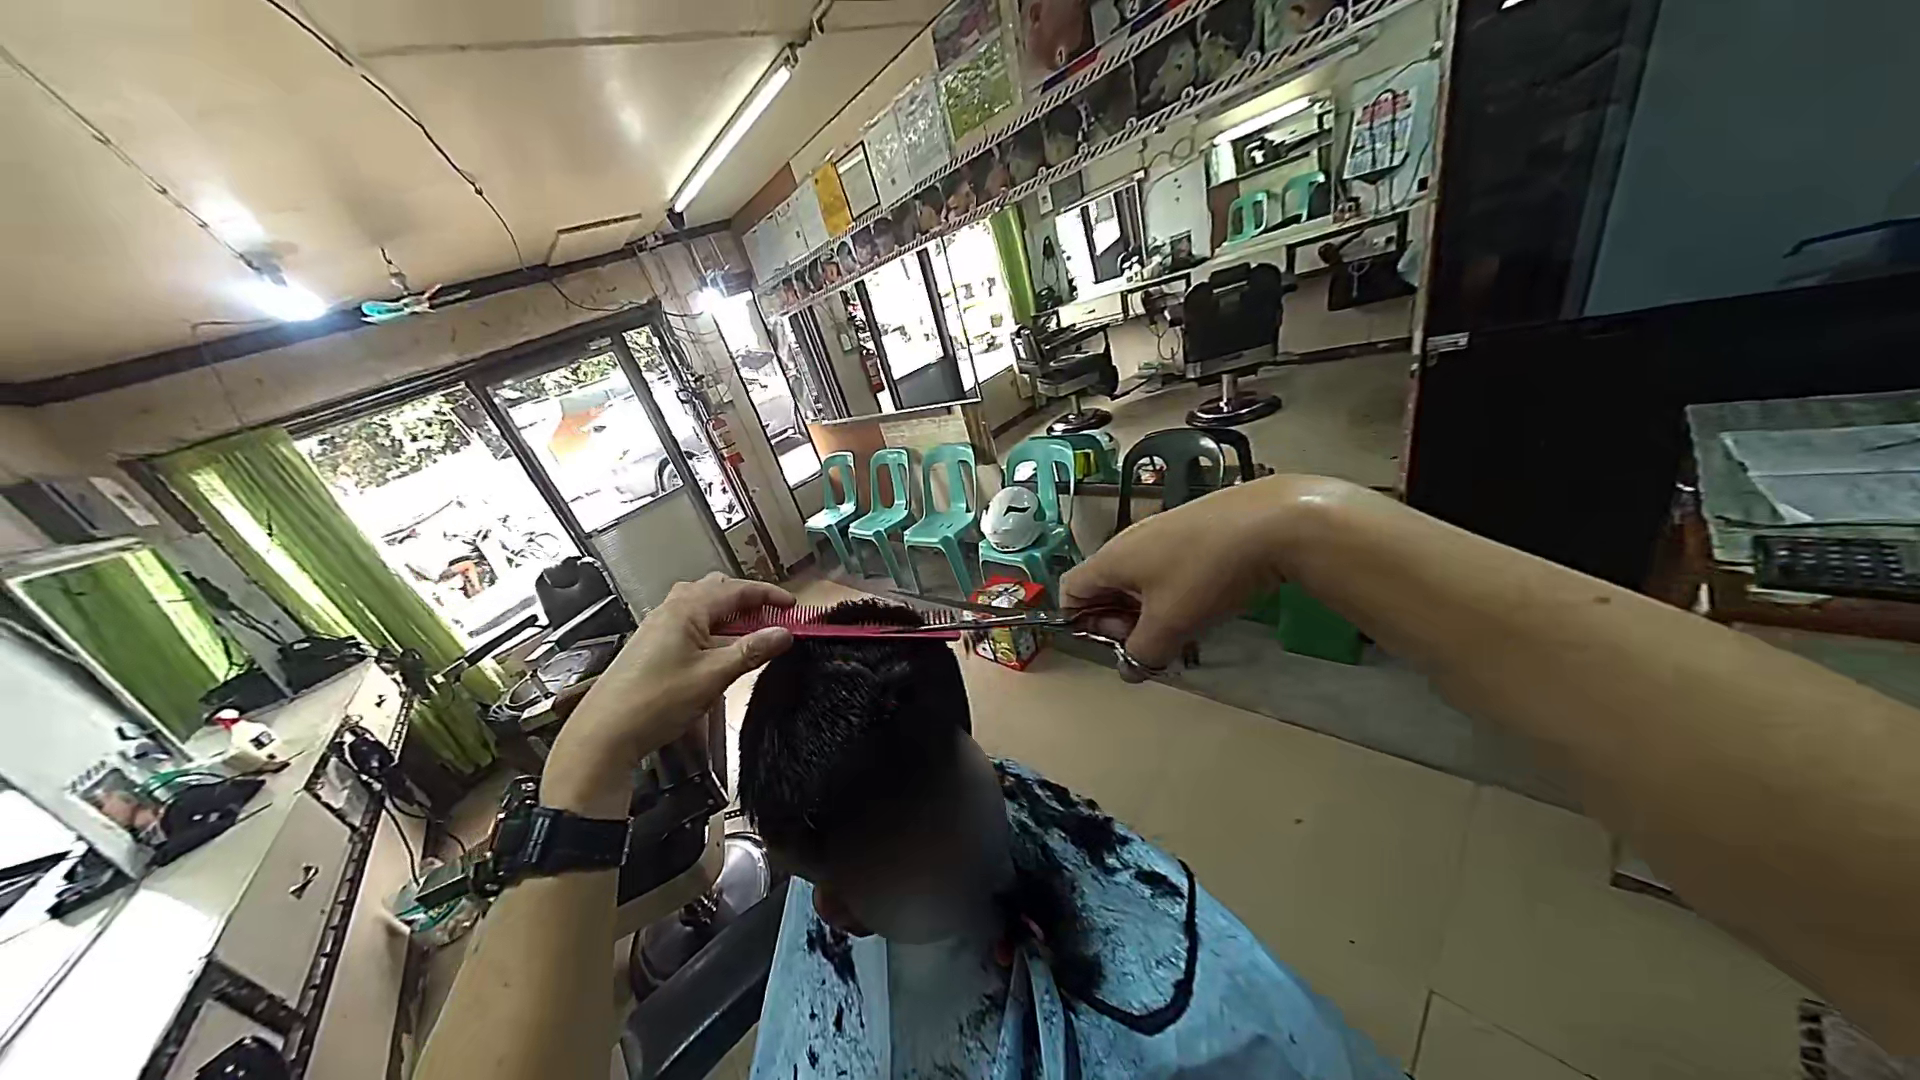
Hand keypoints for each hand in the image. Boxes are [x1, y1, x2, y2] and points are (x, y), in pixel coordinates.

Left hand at [542, 574, 794, 815]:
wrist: (603, 735)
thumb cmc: (657, 701)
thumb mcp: (713, 676)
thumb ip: (751, 651)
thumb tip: (784, 634)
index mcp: (687, 609)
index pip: (737, 589)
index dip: (768, 595)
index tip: (793, 607)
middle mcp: (671, 610)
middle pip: (718, 590)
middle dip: (750, 600)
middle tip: (774, 619)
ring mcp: (658, 627)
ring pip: (703, 607)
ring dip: (731, 614)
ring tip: (752, 634)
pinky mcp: (652, 645)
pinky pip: (691, 624)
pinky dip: (715, 628)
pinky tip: (722, 651)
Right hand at [1060, 475, 1353, 678]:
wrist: (1272, 522)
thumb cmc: (1207, 572)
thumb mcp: (1170, 624)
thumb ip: (1142, 653)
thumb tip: (1131, 669)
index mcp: (1110, 560)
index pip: (1069, 591)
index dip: (1079, 622)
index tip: (1114, 642)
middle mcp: (1128, 542)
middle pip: (1104, 587)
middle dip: (1118, 620)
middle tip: (1149, 641)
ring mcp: (1160, 532)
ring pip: (1137, 579)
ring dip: (1147, 610)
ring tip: (1178, 628)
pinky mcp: (1190, 530)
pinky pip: (1164, 568)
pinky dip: (1171, 592)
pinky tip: (1203, 603)